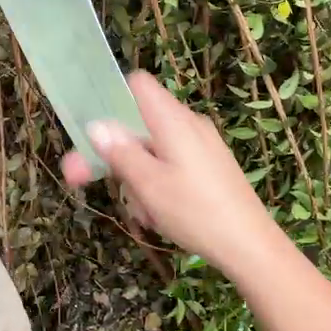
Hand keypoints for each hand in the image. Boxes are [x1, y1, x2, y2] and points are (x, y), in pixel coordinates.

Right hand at [61, 72, 286, 275]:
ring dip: (137, 178)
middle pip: (140, 125)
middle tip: (81, 180)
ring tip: (142, 212)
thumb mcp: (148, 184)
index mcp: (173, 120)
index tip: (90, 127)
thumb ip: (120, 151)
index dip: (110, 98)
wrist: (249, 245)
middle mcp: (190, 126)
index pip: (138, 85)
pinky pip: (173, 168)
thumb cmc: (195, 212)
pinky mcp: (211, 170)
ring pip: (154, 152)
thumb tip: (96, 125)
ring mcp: (203, 148)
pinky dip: (158, 187)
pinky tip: (160, 217)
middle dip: (114, 153)